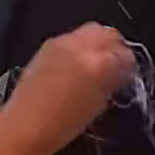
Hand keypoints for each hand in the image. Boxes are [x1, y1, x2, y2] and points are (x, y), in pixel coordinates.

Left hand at [0, 24, 136, 154]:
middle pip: (109, 33)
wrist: (26, 124)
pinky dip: (80, 46)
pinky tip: (77, 64)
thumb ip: (112, 80)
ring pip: (91, 30)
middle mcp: (80, 46)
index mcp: (99, 64)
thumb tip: (120, 70)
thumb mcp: (99, 104)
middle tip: (115, 65)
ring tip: (96, 64)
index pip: (125, 54)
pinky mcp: (47, 44)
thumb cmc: (64, 124)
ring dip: (98, 44)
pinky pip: (72, 37)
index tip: (127, 74)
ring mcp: (61, 42)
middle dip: (115, 47)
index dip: (128, 66)